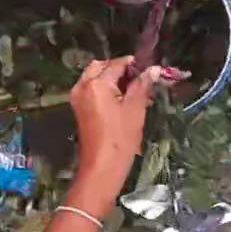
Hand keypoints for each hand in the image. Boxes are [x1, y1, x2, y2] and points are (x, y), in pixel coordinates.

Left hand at [66, 56, 163, 209]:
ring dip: (113, 79)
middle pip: (102, 66)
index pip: (117, 64)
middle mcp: (82, 86)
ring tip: (135, 92)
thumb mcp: (135, 109)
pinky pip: (92, 89)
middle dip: (121, 70)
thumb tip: (152, 69)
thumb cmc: (120, 138)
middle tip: (141, 80)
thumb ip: (142, 85)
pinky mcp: (79, 108)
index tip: (150, 70)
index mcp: (96, 83)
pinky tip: (123, 100)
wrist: (102, 167)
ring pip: (95, 77)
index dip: (135, 65)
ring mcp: (78, 97)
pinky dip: (106, 89)